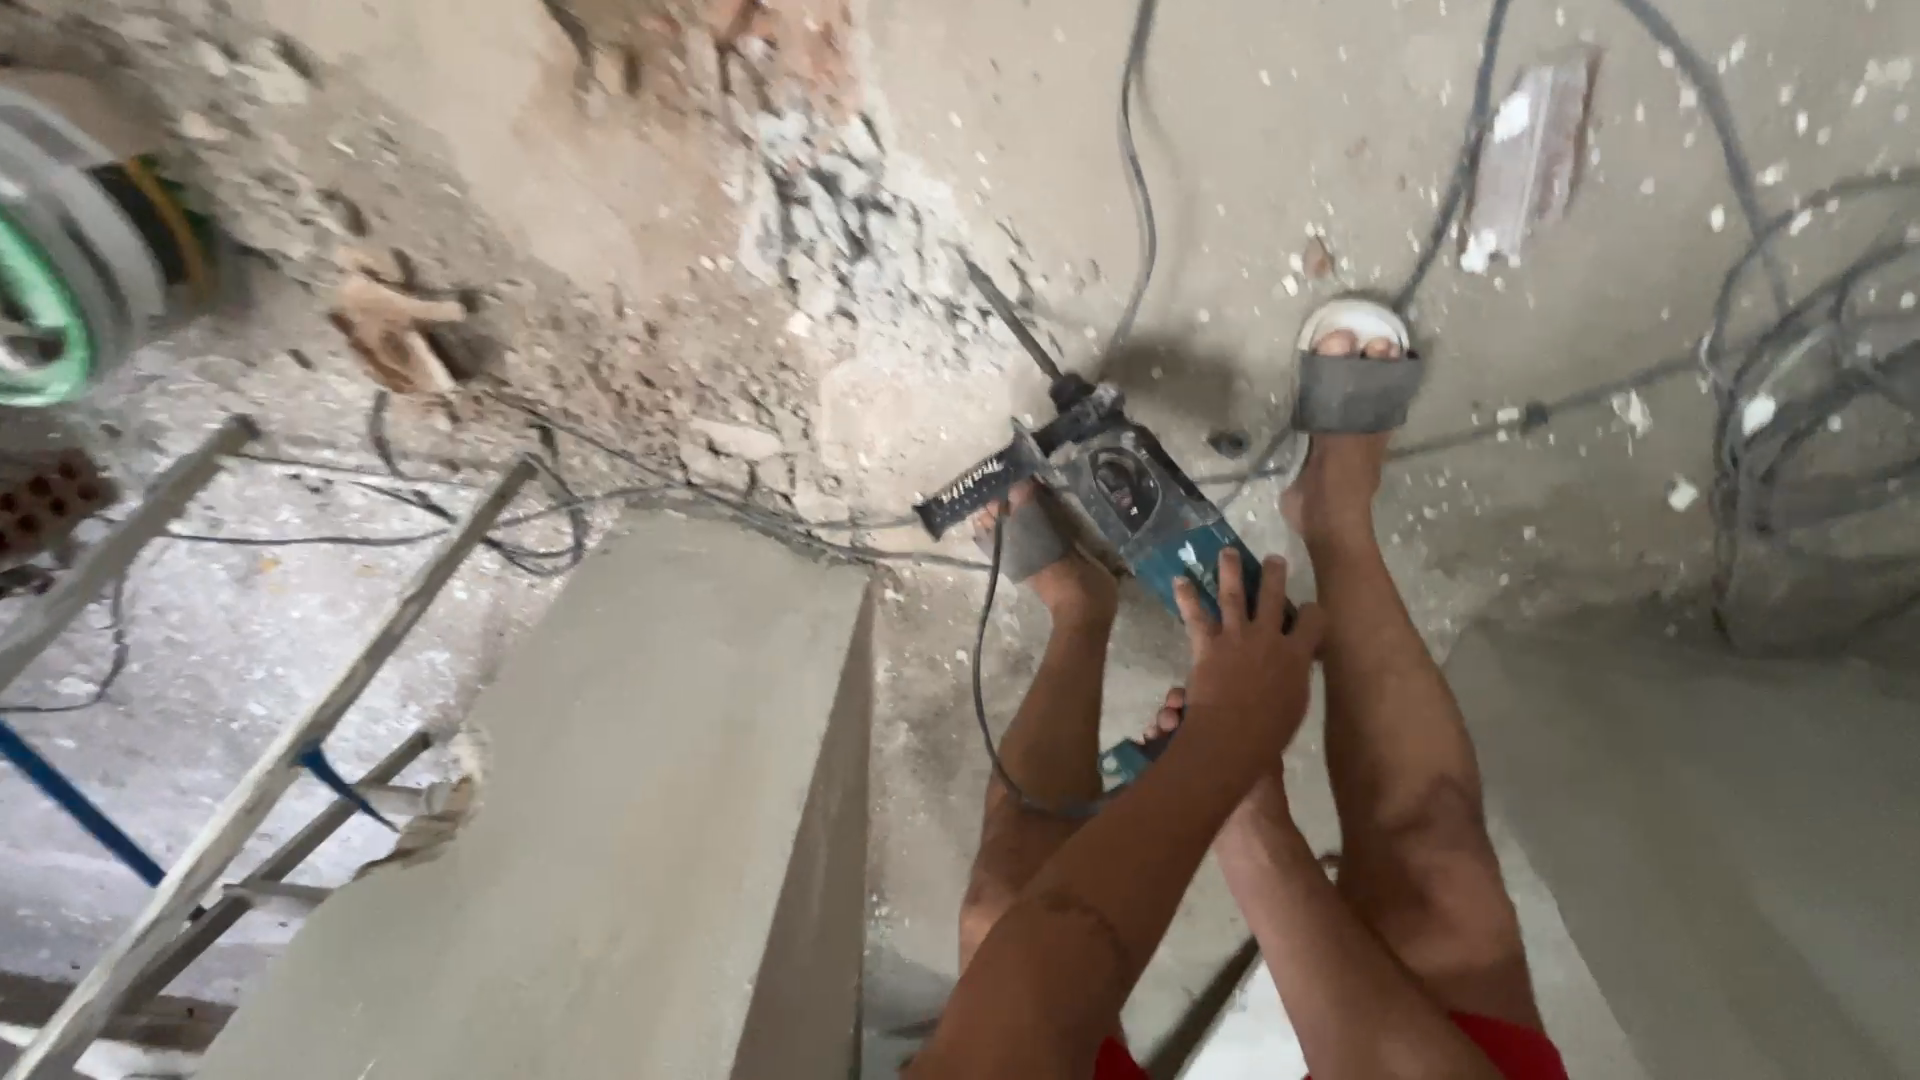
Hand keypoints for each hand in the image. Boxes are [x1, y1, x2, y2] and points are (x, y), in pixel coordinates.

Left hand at [1172, 550, 1325, 763]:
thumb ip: (1294, 681)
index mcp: (1297, 656)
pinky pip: (1195, 617)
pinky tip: (1179, 580)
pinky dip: (1186, 598)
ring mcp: (1237, 638)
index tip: (1310, 608)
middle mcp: (1269, 638)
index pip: (1314, 622)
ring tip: (1227, 552)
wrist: (1234, 734)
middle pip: (1274, 598)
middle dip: (1274, 575)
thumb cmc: (1270, 732)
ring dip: (1231, 572)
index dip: (1313, 613)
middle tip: (1273, 557)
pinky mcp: (1208, 645)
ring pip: (1235, 597)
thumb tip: (1292, 676)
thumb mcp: (1295, 706)